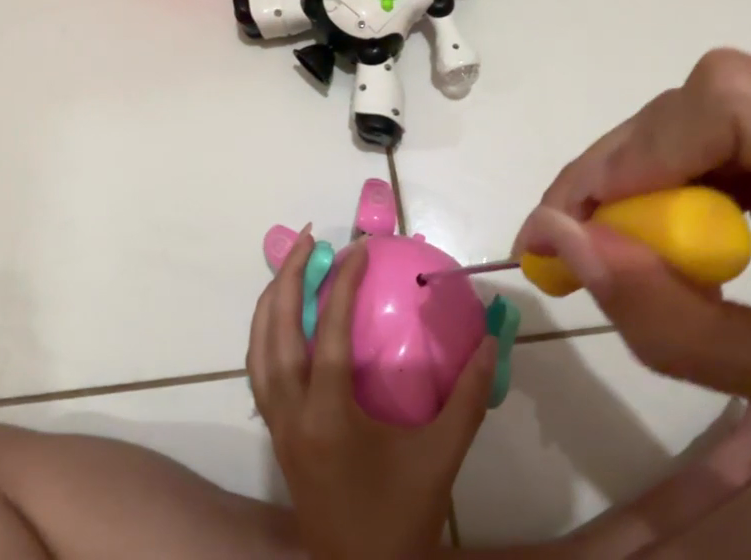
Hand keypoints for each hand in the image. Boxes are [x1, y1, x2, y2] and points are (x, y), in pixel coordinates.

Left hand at [248, 231, 496, 559]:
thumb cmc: (404, 512)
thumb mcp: (444, 454)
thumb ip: (470, 395)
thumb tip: (494, 339)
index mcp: (328, 415)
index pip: (327, 333)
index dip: (342, 283)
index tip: (359, 247)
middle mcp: (291, 413)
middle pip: (275, 330)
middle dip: (287, 278)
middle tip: (310, 239)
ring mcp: (275, 424)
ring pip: (257, 349)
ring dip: (270, 302)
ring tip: (290, 266)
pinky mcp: (274, 433)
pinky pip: (258, 371)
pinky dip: (264, 335)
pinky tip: (283, 320)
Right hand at [513, 48, 750, 405]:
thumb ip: (660, 311)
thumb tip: (554, 237)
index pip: (734, 101)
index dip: (641, 147)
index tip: (580, 220)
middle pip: (713, 103)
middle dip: (627, 167)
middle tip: (569, 240)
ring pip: (715, 117)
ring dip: (647, 174)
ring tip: (609, 241)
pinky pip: (742, 146)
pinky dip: (686, 185)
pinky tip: (673, 235)